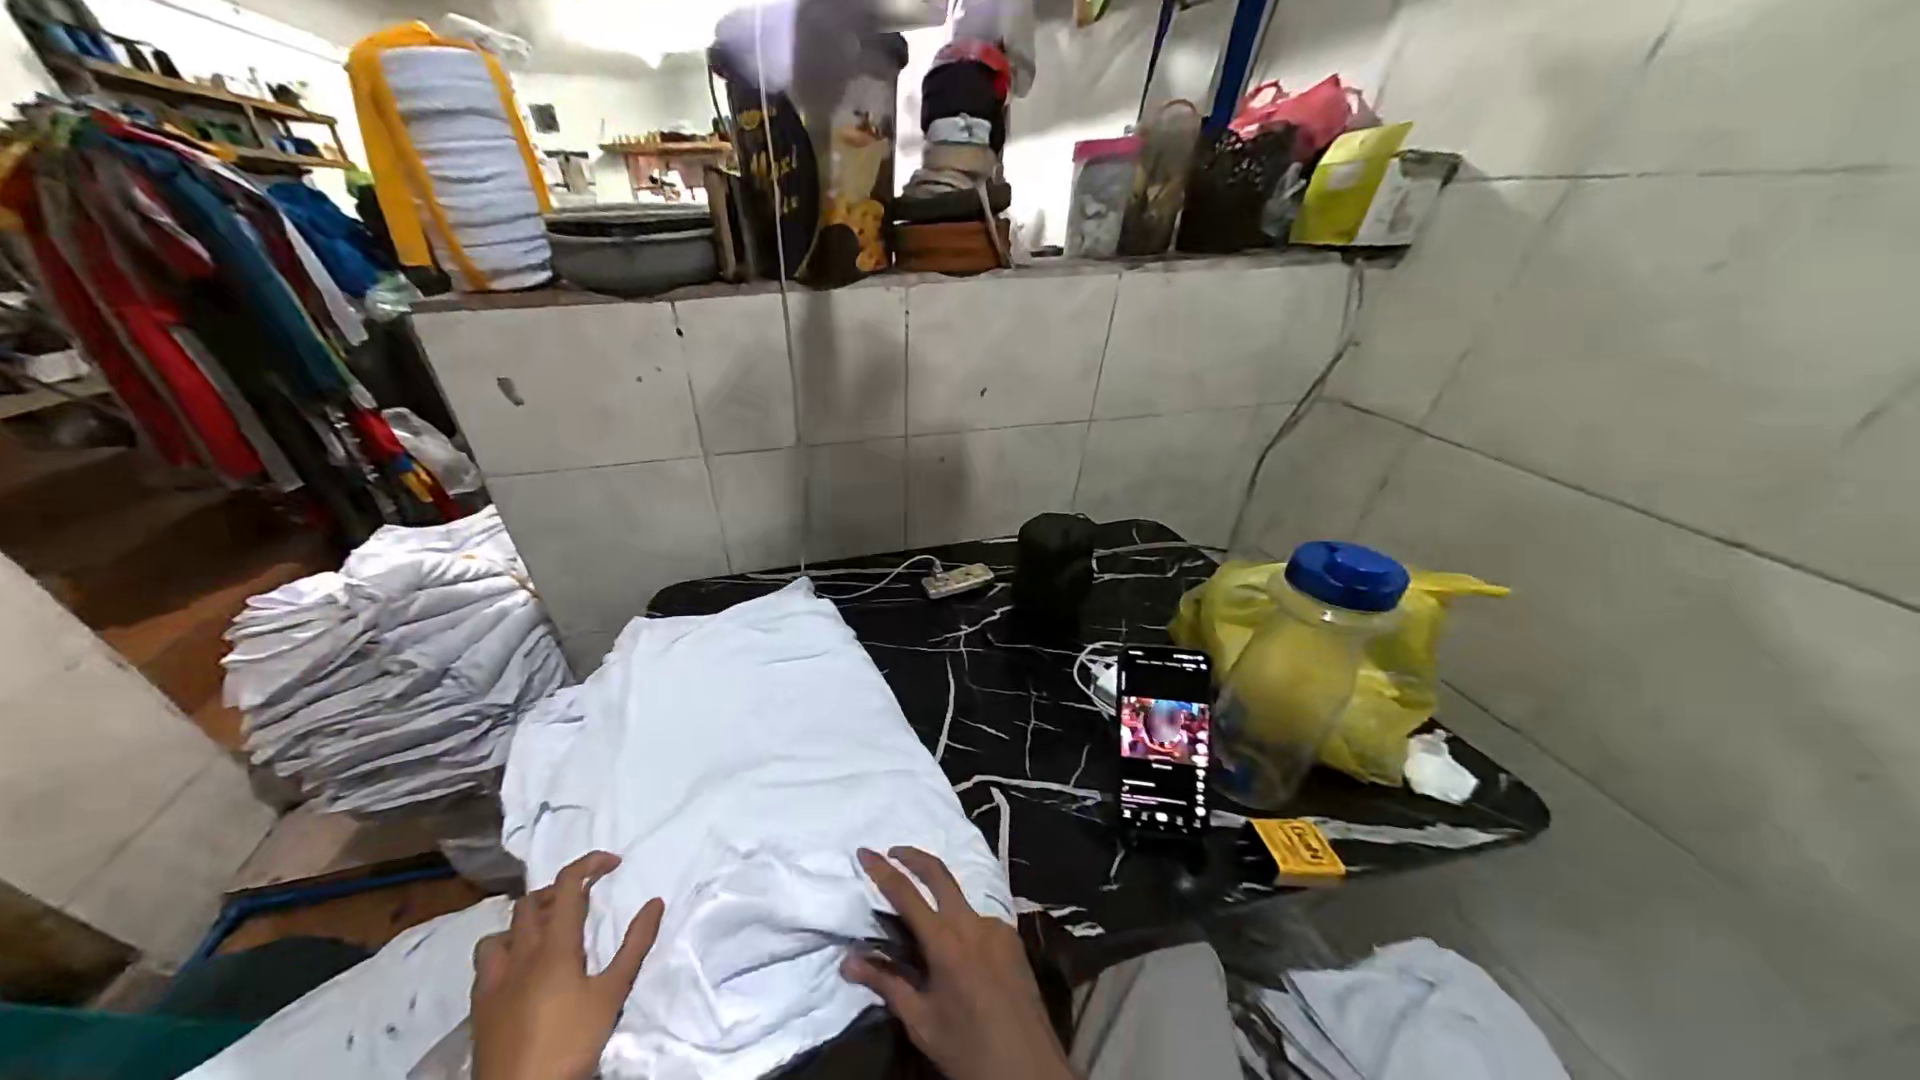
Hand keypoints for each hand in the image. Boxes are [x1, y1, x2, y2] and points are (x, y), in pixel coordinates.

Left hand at [471, 851, 664, 1079]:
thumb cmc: (571, 1042)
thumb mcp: (613, 993)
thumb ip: (635, 945)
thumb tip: (655, 902)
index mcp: (554, 946)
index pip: (567, 885)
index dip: (589, 863)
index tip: (613, 862)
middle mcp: (520, 955)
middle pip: (531, 903)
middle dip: (558, 891)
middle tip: (584, 899)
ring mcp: (493, 982)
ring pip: (500, 932)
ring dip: (525, 922)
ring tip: (547, 932)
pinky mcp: (479, 1008)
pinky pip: (485, 964)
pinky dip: (504, 952)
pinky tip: (520, 970)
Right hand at [844, 847, 1074, 1079]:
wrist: (1029, 1068)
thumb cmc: (968, 1048)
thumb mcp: (921, 1021)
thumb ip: (886, 984)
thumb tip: (849, 960)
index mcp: (945, 941)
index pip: (906, 894)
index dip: (882, 870)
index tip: (865, 851)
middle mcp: (972, 923)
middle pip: (939, 873)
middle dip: (914, 856)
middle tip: (893, 852)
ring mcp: (997, 927)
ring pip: (961, 900)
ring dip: (940, 900)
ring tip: (924, 928)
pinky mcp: (1013, 939)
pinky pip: (979, 922)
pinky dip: (962, 926)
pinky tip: (958, 954)